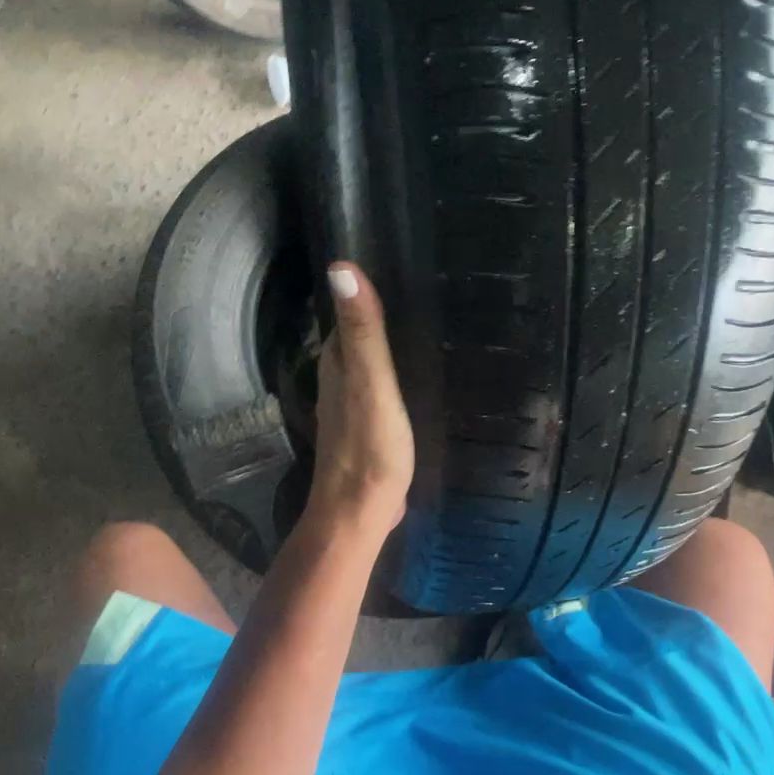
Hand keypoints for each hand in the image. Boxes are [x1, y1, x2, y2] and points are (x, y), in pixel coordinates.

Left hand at [307, 263, 414, 536]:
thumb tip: (340, 267)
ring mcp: (353, 406)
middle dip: (389, 314)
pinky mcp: (370, 429)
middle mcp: (339, 379)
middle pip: (363, 335)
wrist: (360, 514)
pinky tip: (425, 376)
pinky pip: (385, 390)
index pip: (351, 310)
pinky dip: (401, 377)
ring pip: (373, 363)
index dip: (373, 286)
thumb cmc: (368, 449)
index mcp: (337, 362)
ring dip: (396, 346)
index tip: (408, 260)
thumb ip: (363, 332)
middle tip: (434, 288)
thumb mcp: (371, 385)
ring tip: (436, 324)